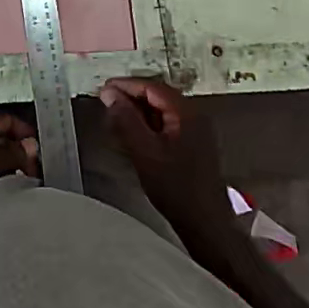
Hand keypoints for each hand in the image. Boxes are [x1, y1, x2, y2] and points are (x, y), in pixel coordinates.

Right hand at [98, 76, 228, 238]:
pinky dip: (148, 122)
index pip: (152, 87)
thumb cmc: (174, 186)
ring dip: (139, 109)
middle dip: (131, 96)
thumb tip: (110, 94)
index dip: (126, 85)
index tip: (104, 88)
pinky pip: (167, 123)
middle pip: (158, 96)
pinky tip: (134, 132)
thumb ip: (126, 119)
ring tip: (116, 115)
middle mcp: (195, 116)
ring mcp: (196, 130)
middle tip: (107, 100)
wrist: (204, 223)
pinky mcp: (194, 144)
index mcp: (186, 113)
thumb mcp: (144, 151)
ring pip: (162, 110)